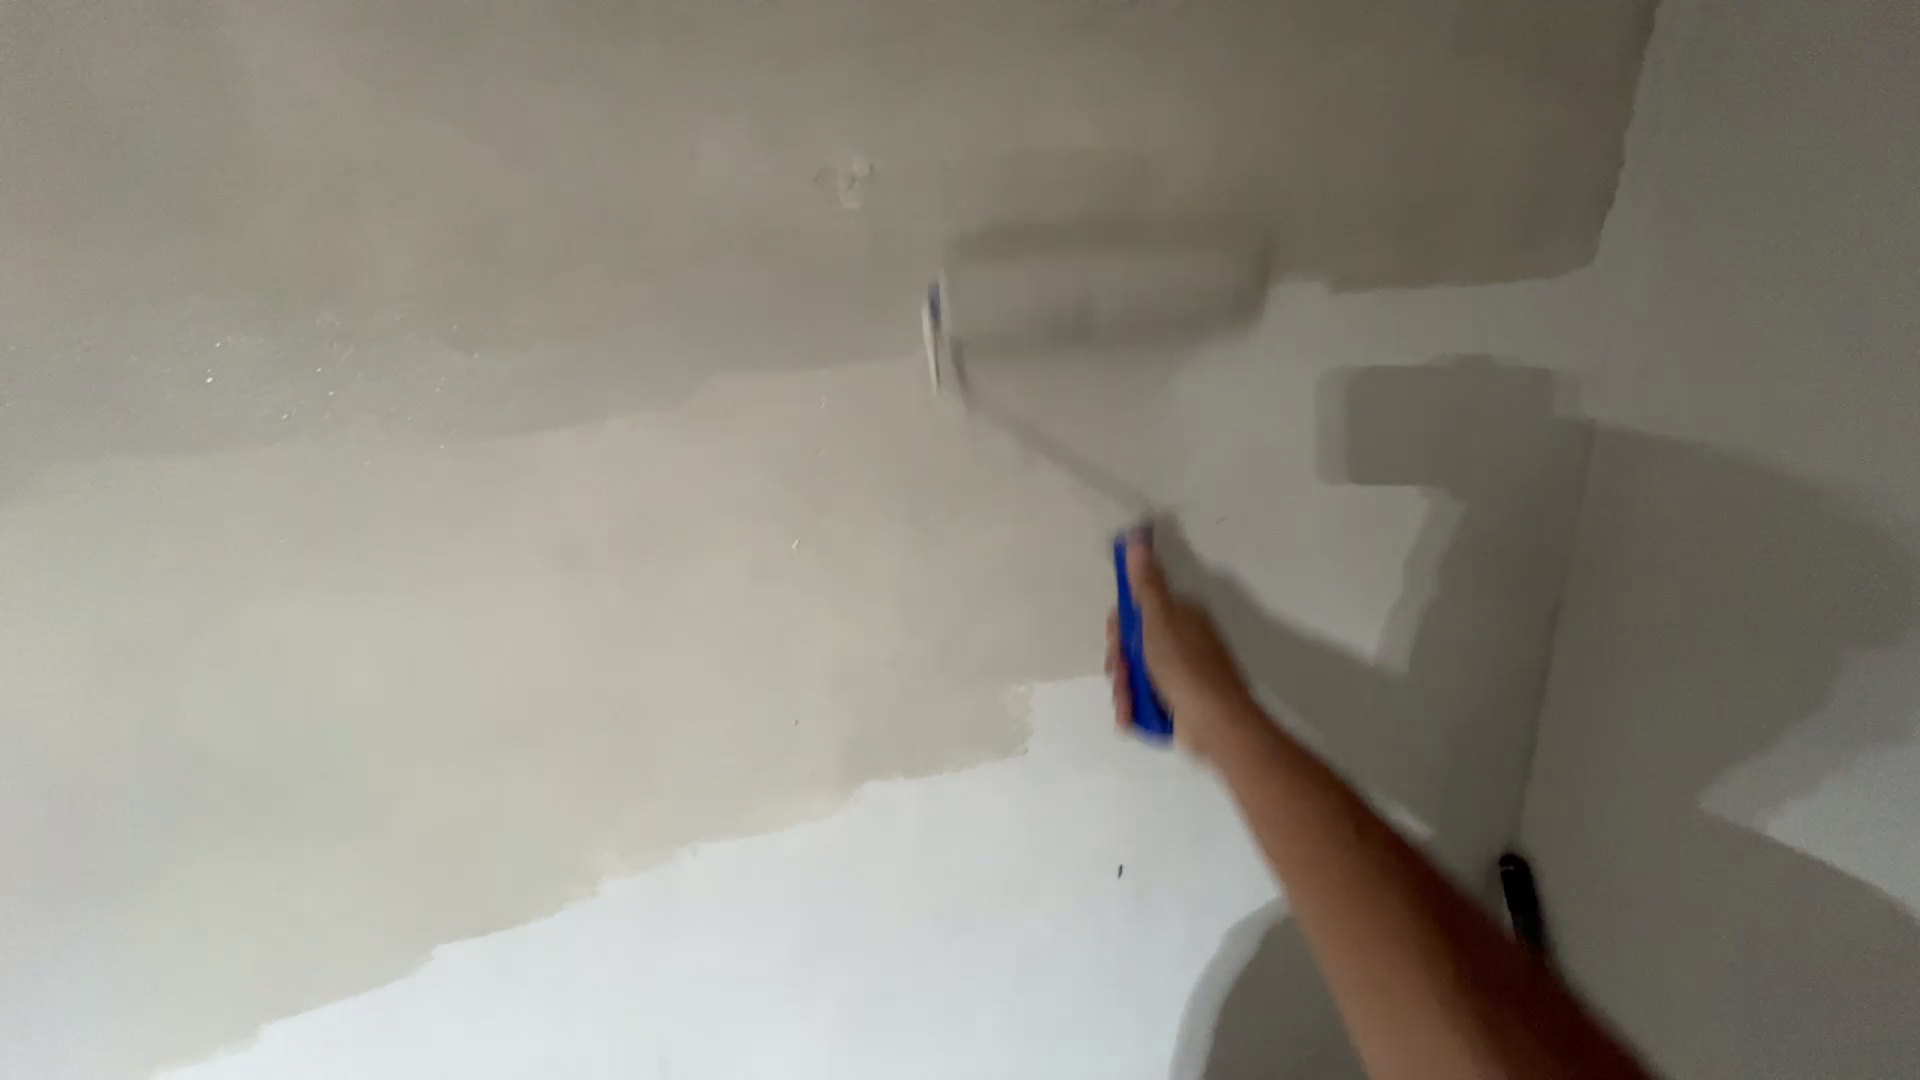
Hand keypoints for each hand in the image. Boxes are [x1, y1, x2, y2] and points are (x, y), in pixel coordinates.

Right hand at [1105, 534, 1264, 760]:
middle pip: (1134, 644)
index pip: (1138, 610)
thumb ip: (1145, 583)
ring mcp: (1181, 673)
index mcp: (1181, 616)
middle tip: (1120, 673)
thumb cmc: (1185, 668)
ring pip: (1136, 674)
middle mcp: (1182, 641)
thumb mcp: (1159, 620)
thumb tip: (1137, 539)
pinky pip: (1146, 698)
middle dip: (1120, 663)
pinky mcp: (1178, 702)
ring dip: (1125, 689)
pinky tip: (1131, 717)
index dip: (1120, 626)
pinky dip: (1135, 707)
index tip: (1115, 640)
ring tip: (1127, 704)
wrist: (1215, 724)